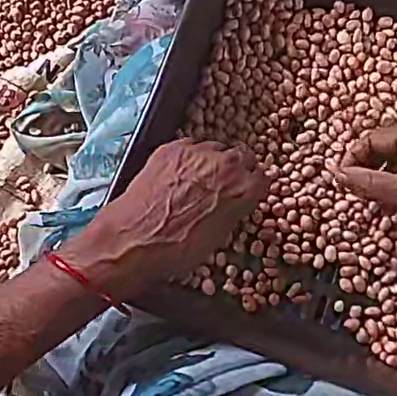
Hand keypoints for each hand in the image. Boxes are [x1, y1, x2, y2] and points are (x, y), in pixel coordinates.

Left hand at [61, 139, 268, 299]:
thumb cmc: (177, 249)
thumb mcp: (218, 238)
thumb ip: (232, 211)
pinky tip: (177, 175)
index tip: (244, 191)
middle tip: (222, 184)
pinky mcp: (172, 147)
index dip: (251, 186)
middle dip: (235, 169)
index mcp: (244, 189)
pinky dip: (187, 157)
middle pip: (242, 156)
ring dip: (211, 161)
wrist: (135, 238)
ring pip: (215, 148)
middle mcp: (226, 164)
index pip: (261, 177)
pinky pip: (189, 146)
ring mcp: (197, 152)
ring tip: (196, 180)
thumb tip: (231, 203)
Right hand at [334, 121, 396, 247]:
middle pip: (389, 147)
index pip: (375, 139)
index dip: (353, 159)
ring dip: (386, 179)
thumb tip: (340, 174)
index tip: (341, 179)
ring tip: (376, 201)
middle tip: (356, 192)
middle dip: (370, 170)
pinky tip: (396, 202)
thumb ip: (368, 182)